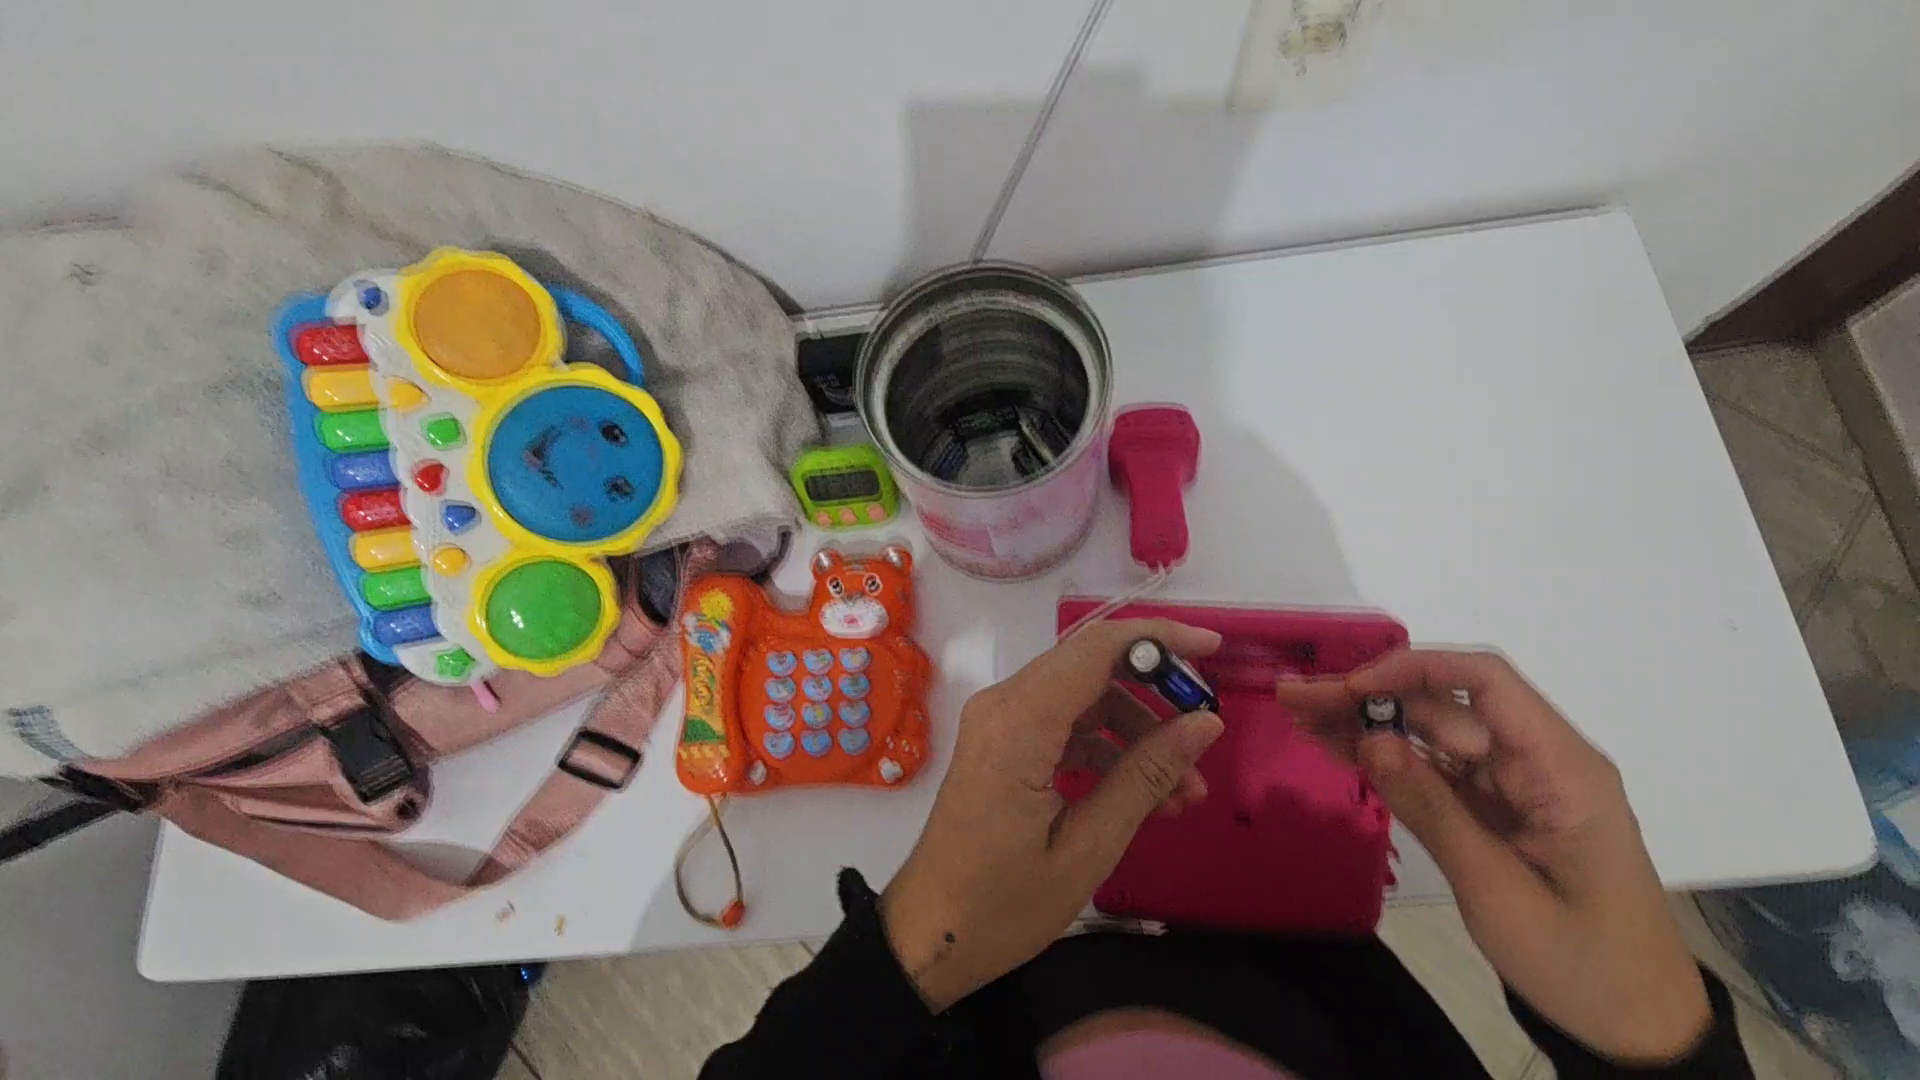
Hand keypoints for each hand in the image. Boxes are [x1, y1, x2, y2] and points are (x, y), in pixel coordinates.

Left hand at [881, 619, 1225, 1011]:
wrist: (929, 933)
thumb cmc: (1002, 904)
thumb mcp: (1087, 849)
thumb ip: (1145, 776)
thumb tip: (1204, 722)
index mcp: (1019, 723)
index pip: (1096, 647)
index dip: (1157, 638)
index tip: (1212, 648)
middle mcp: (1004, 705)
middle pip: (1092, 666)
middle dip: (1156, 693)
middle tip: (1205, 731)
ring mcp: (999, 721)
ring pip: (1084, 698)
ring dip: (1137, 733)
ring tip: (1185, 793)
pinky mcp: (1001, 741)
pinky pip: (1064, 725)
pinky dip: (1107, 749)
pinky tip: (1147, 797)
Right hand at [1277, 649, 1711, 1063]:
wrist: (1632, 1024)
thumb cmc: (1578, 961)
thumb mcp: (1498, 890)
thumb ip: (1434, 809)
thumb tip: (1371, 740)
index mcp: (1560, 767)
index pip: (1486, 683)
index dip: (1414, 670)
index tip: (1350, 687)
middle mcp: (1535, 759)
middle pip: (1443, 703)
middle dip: (1367, 694)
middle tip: (1295, 697)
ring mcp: (1510, 781)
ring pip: (1429, 729)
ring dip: (1363, 720)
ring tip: (1298, 712)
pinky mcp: (1490, 804)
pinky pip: (1430, 766)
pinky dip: (1380, 755)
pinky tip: (1331, 743)